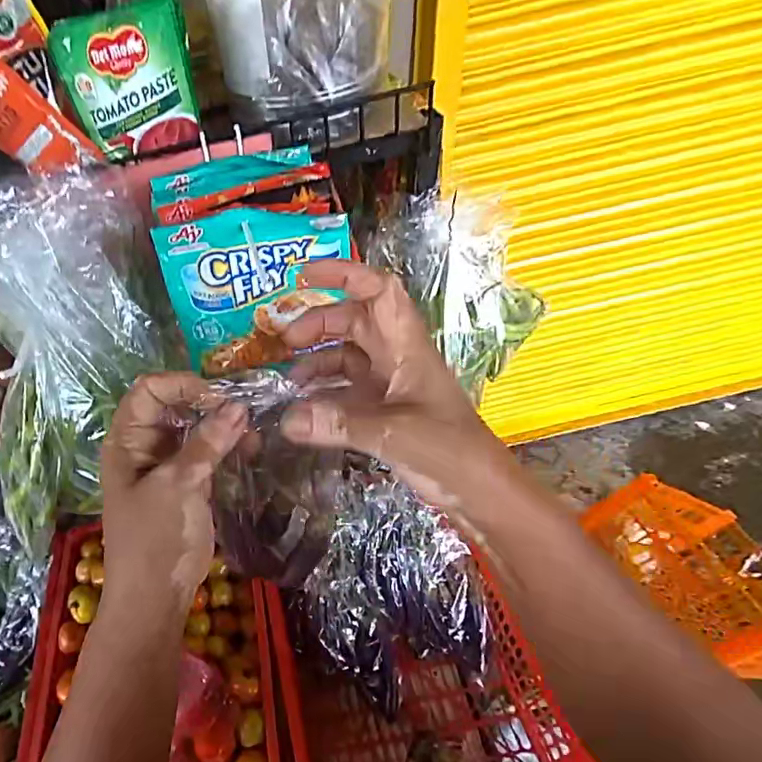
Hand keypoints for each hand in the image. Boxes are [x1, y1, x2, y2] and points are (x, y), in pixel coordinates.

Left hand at [101, 373, 246, 611]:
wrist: (154, 598)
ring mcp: (167, 465)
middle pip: (174, 406)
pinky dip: (226, 447)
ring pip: (194, 429)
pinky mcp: (187, 483)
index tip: (219, 397)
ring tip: (254, 432)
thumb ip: (206, 445)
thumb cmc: (155, 539)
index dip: (182, 385)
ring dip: (222, 426)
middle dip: (208, 403)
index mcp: (127, 441)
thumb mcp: (178, 487)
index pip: (149, 390)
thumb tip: (237, 406)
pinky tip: (251, 448)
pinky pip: (206, 453)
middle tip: (245, 410)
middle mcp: (144, 446)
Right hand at [276, 259, 509, 501]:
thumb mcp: (394, 433)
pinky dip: (324, 393)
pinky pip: (346, 390)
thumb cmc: (448, 449)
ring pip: (347, 356)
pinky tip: (304, 408)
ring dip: (317, 360)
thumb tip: (287, 421)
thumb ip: (340, 424)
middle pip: (354, 320)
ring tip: (289, 379)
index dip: (342, 274)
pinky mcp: (383, 409)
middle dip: (318, 322)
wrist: (477, 487)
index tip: (302, 276)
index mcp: (407, 346)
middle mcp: (396, 357)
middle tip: (284, 340)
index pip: (378, 291)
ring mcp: (389, 383)